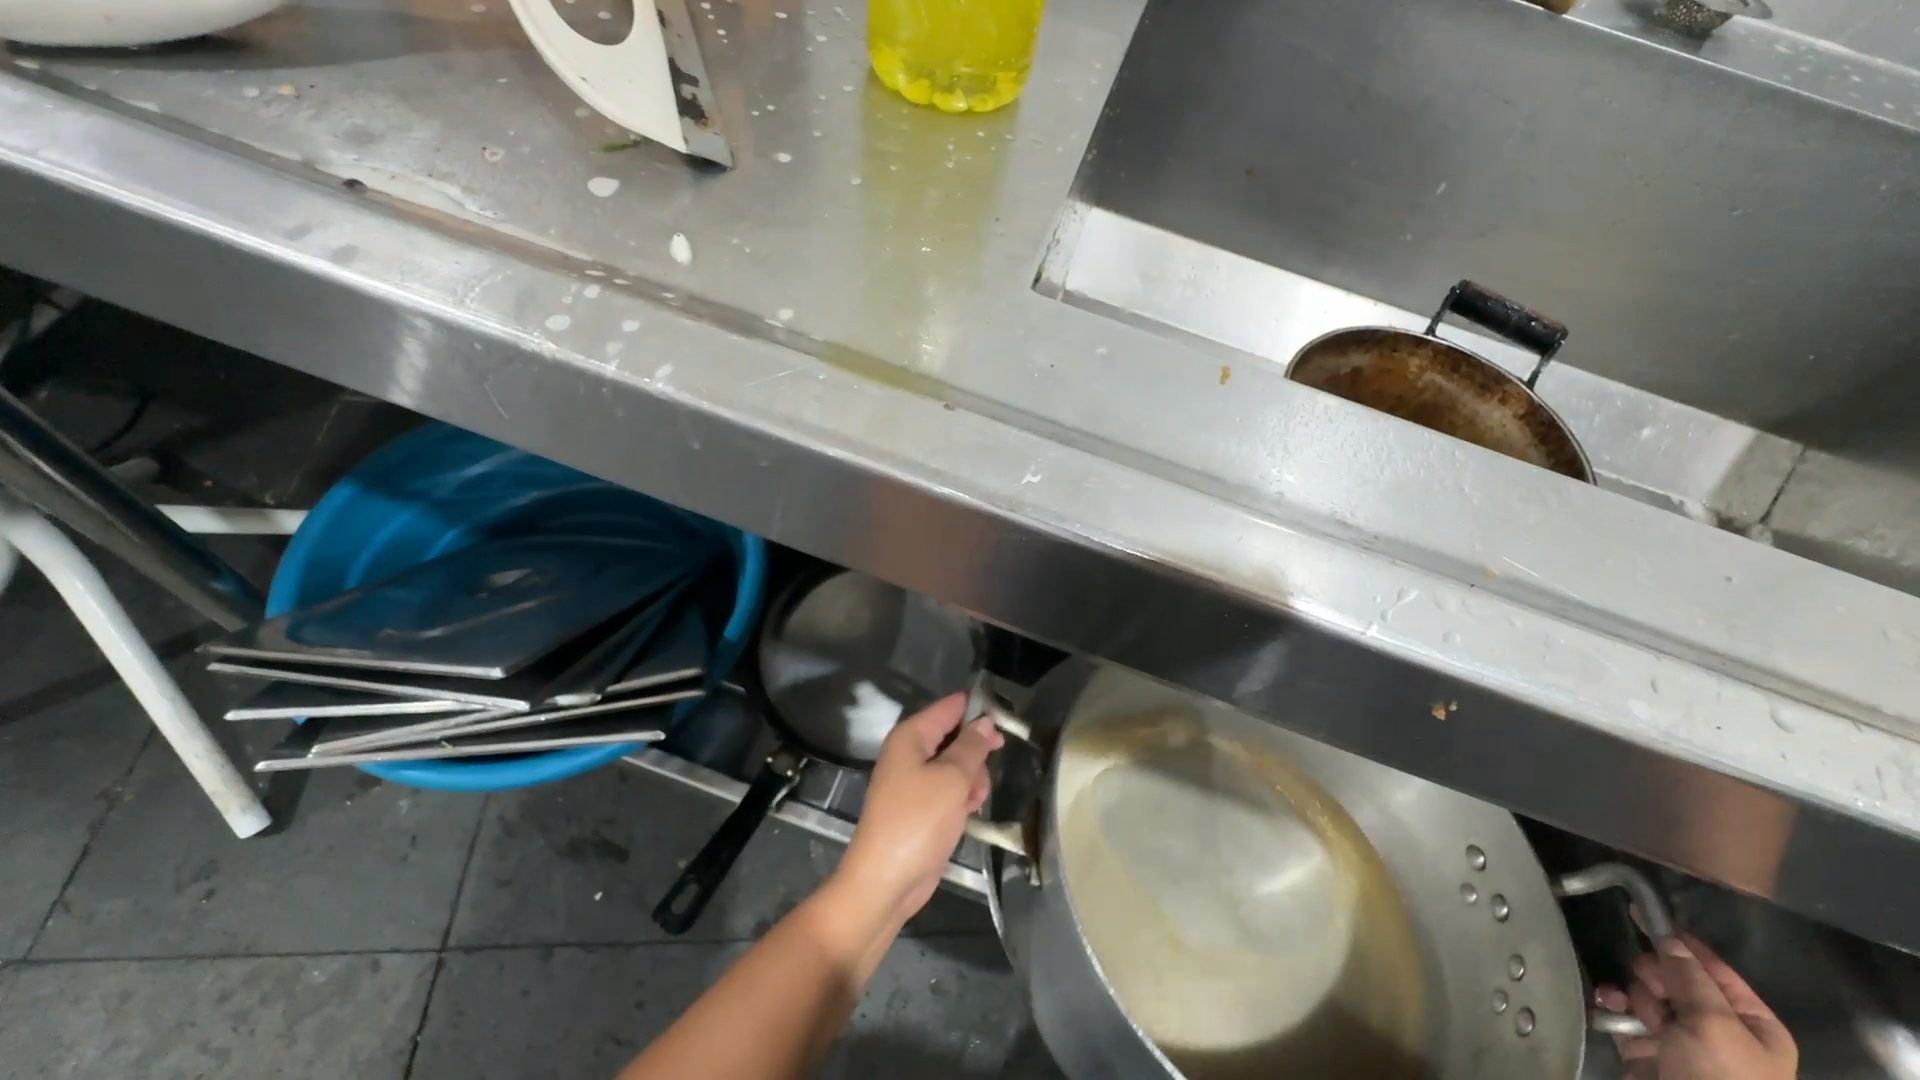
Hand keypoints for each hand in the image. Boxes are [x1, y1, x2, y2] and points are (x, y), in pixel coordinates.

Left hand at [833, 693, 1002, 925]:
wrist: (886, 880)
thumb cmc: (918, 821)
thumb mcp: (951, 779)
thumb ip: (972, 747)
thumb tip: (985, 721)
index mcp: (910, 737)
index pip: (949, 707)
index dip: (978, 710)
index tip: (1006, 722)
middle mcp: (909, 753)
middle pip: (954, 736)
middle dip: (975, 753)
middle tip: (985, 773)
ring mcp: (914, 782)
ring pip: (956, 766)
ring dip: (972, 779)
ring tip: (974, 800)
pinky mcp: (921, 808)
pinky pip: (949, 790)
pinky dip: (962, 797)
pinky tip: (968, 812)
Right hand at [1597, 933, 1796, 1079]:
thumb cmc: (1720, 1078)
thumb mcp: (1713, 1023)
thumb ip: (1689, 977)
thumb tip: (1670, 939)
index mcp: (1750, 1023)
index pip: (1713, 969)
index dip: (1680, 942)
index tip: (1642, 914)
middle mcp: (1717, 1030)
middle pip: (1674, 980)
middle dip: (1654, 977)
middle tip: (1651, 987)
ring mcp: (1681, 1043)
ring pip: (1646, 997)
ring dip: (1634, 996)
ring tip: (1631, 1009)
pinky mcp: (1648, 1053)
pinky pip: (1626, 1018)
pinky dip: (1615, 1009)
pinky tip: (1610, 1007)